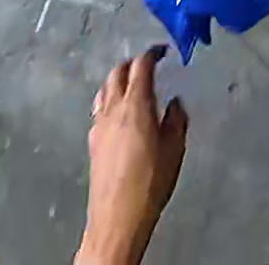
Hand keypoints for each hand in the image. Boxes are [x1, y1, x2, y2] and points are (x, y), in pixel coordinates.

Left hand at [77, 47, 188, 264]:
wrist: (117, 218)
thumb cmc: (152, 178)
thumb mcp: (176, 145)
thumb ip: (176, 118)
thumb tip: (173, 103)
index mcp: (136, 104)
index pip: (141, 66)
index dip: (153, 53)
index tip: (165, 51)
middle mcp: (113, 110)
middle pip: (117, 73)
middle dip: (133, 63)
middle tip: (151, 63)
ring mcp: (98, 127)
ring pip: (104, 90)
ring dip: (119, 80)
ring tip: (135, 84)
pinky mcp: (93, 143)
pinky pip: (100, 110)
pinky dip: (111, 100)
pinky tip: (123, 113)